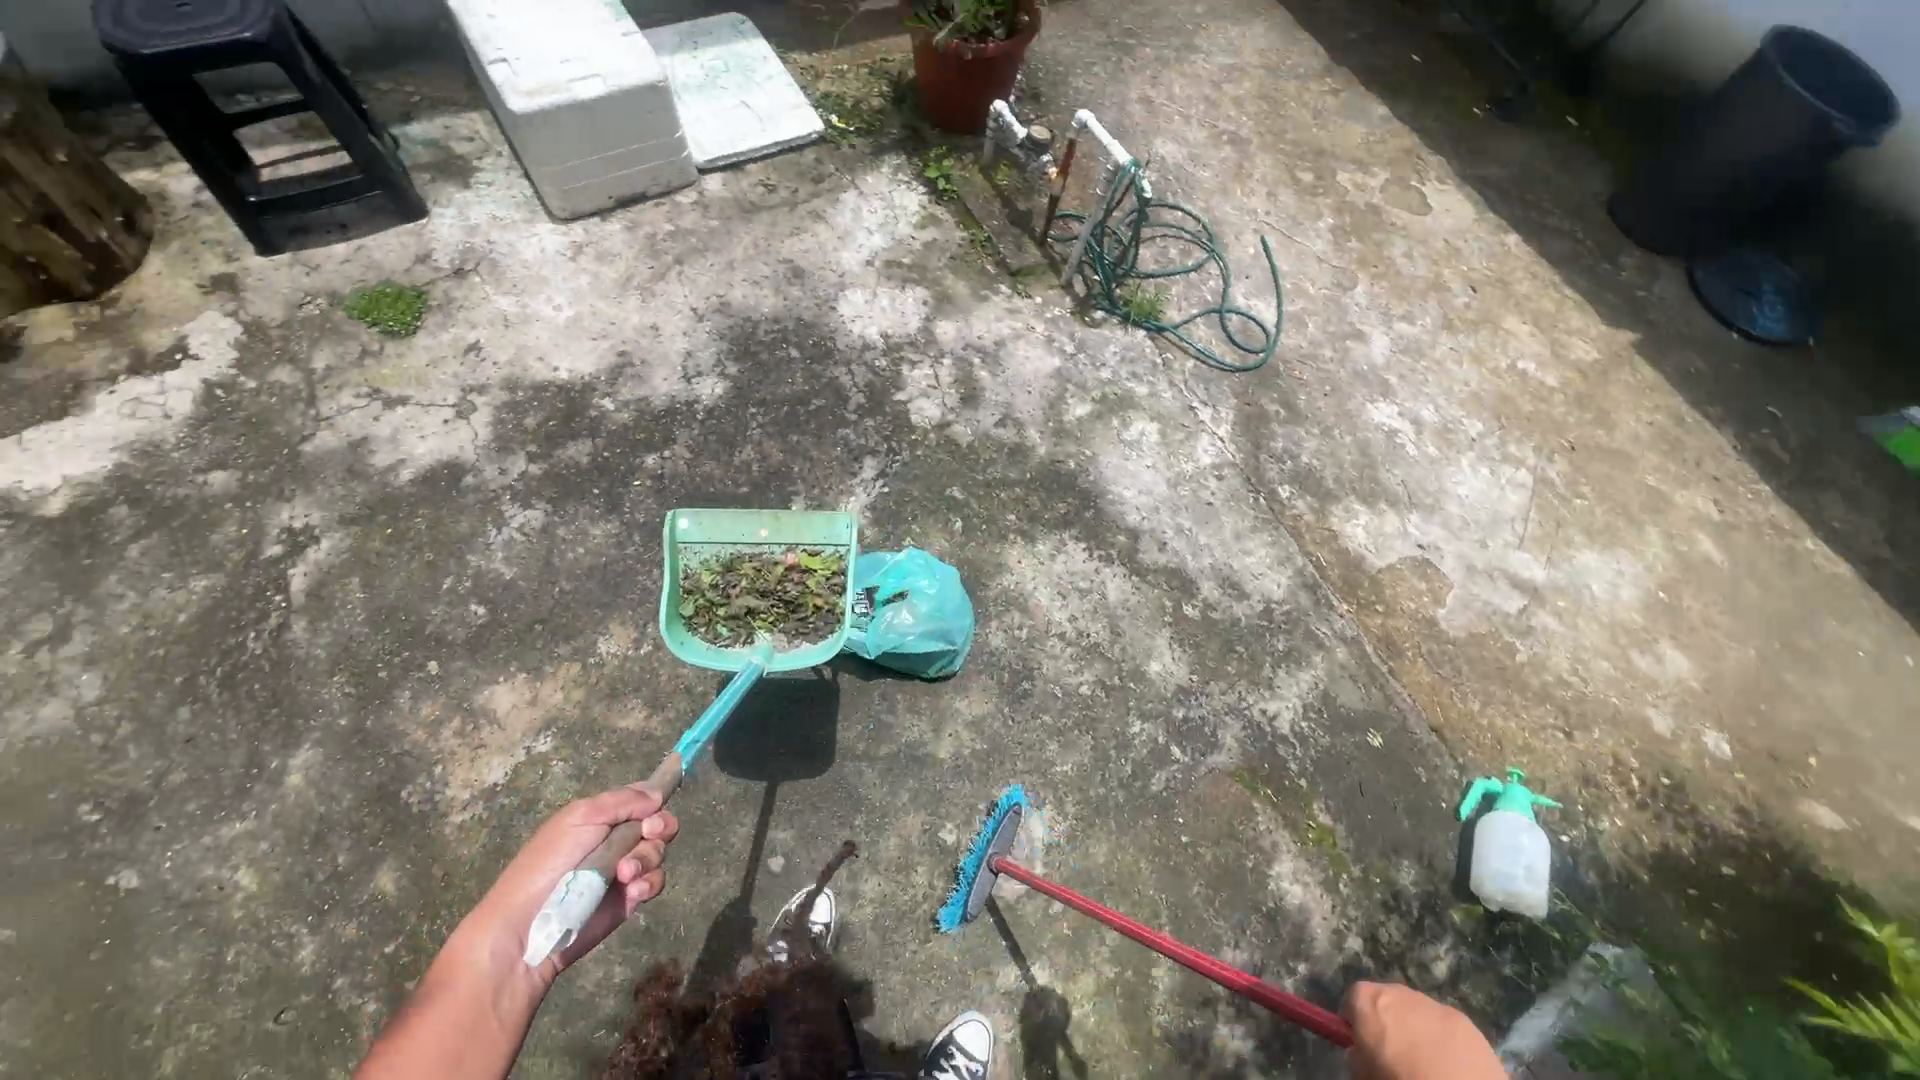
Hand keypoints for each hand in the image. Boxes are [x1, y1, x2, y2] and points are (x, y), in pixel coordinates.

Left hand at [453, 784, 680, 989]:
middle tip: (650, 832)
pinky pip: (654, 882)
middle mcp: (617, 840)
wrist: (528, 924)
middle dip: (660, 826)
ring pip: (658, 852)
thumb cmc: (549, 863)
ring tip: (624, 874)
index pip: (640, 799)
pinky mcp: (629, 899)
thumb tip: (658, 795)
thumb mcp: (580, 818)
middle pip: (659, 823)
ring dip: (647, 858)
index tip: (654, 807)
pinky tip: (631, 891)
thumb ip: (622, 801)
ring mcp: (625, 870)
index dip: (654, 800)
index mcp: (602, 817)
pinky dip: (648, 884)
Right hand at [1342, 982, 1503, 1079]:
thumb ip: (1356, 1054)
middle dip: (1390, 1022)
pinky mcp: (1466, 1022)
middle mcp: (1401, 993)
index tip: (1361, 1041)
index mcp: (1369, 999)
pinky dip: (1446, 1042)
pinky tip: (1450, 1067)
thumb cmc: (1397, 1079)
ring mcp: (1436, 1005)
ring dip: (1418, 1030)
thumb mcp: (1361, 1073)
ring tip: (1426, 1064)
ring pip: (1420, 1013)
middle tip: (1395, 1054)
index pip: (1354, 998)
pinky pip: (1447, 1028)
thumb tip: (1362, 1051)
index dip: (1356, 1020)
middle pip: (1389, 1000)